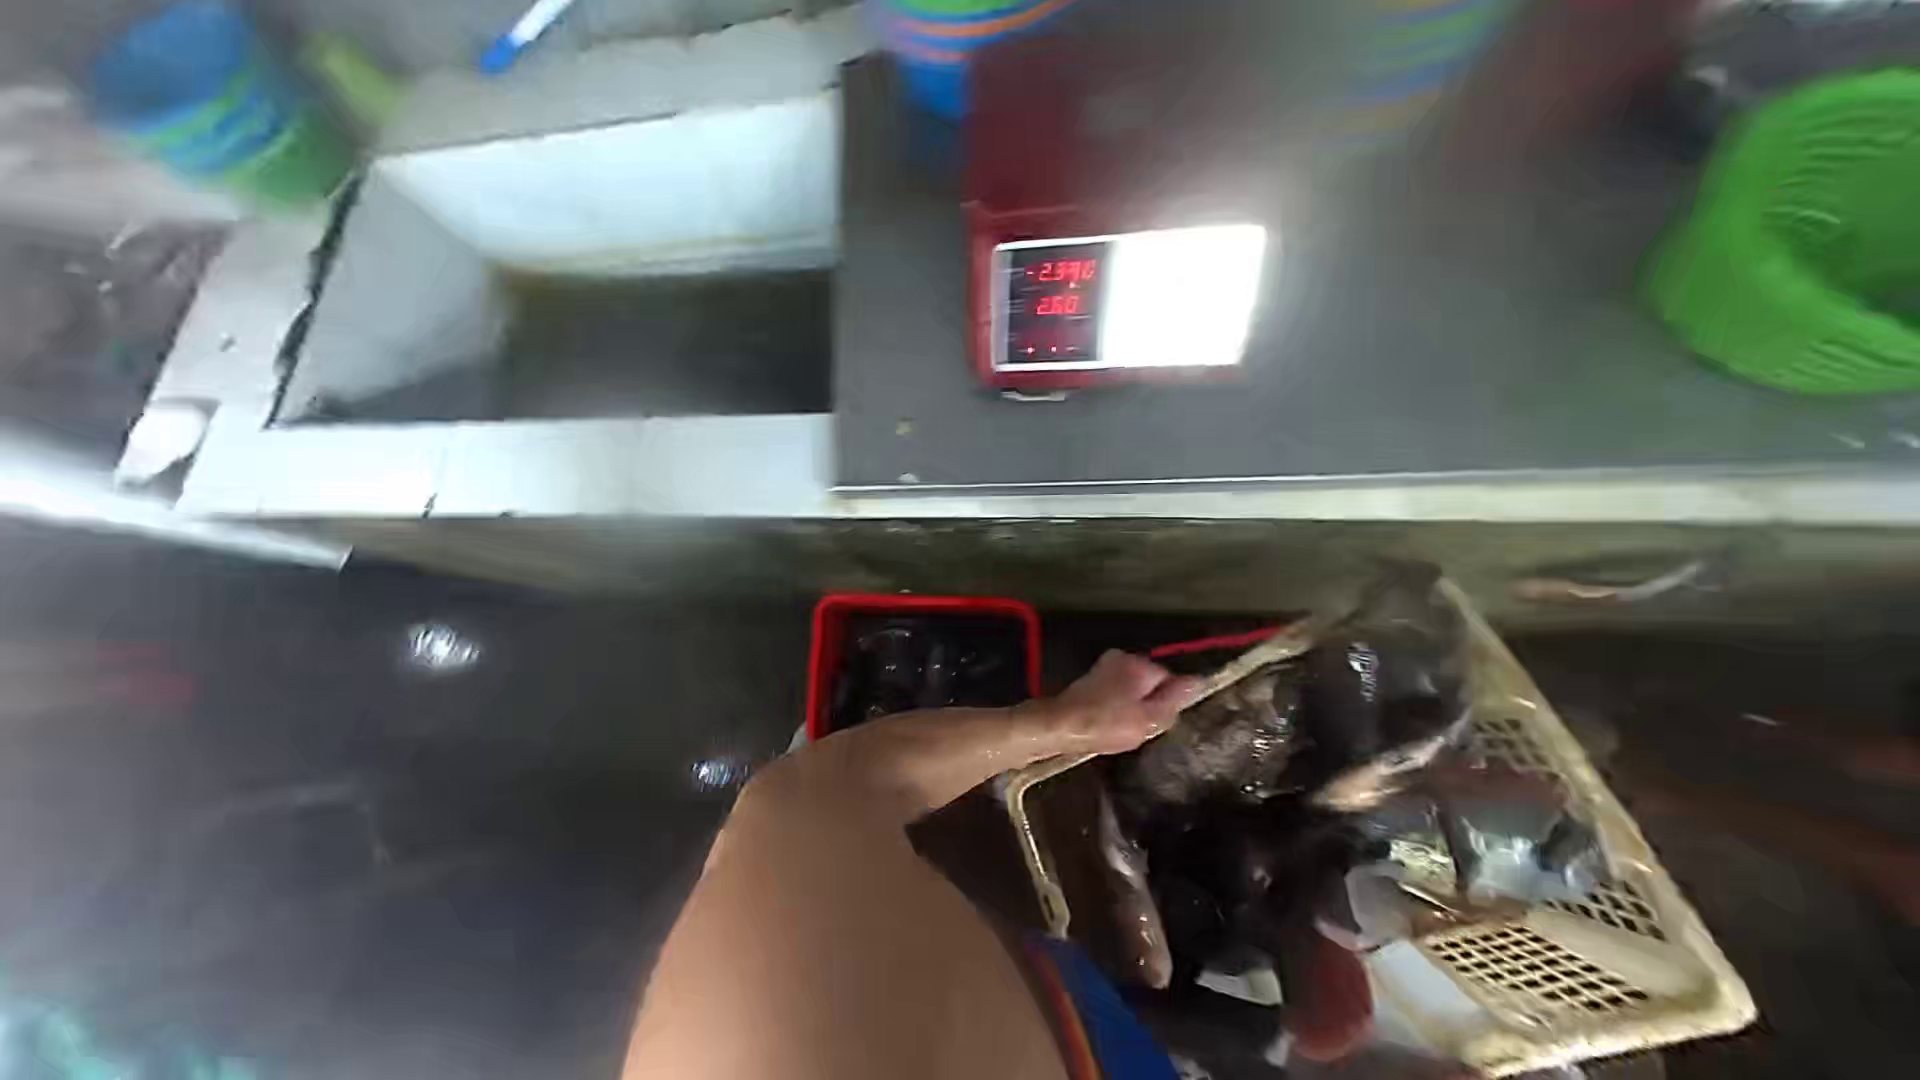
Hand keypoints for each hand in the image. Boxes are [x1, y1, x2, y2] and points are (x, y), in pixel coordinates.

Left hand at [1017, 649, 1204, 757]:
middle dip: (1149, 703)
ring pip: (1132, 687)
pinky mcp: (1090, 679)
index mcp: (1139, 664)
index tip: (1157, 721)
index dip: (1167, 703)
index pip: (1170, 679)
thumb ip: (1174, 699)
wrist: (1060, 725)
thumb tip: (1197, 681)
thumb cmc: (1107, 724)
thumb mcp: (1149, 718)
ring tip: (1122, 727)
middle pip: (1150, 682)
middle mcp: (1122, 657)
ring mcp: (1103, 666)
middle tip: (1140, 727)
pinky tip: (1108, 722)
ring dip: (1131, 706)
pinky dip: (1115, 706)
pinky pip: (1115, 691)